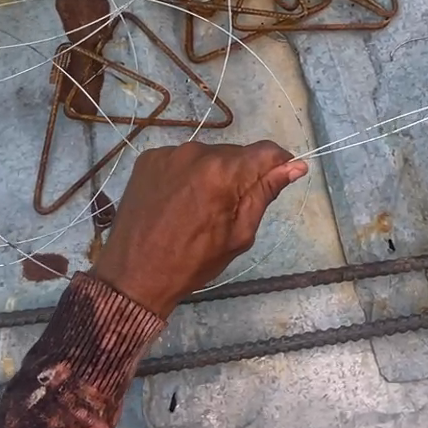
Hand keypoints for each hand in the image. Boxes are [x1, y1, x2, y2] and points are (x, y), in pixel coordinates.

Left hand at [89, 140, 308, 316]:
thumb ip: (265, 193)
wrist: (132, 275)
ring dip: (214, 174)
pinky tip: (179, 201)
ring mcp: (169, 153)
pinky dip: (188, 175)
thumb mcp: (239, 233)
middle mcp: (196, 151)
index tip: (278, 181)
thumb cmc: (192, 261)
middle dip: (243, 175)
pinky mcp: (148, 159)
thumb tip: (295, 166)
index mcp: (223, 171)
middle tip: (232, 209)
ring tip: (201, 208)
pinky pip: (182, 160)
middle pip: (236, 154)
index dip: (279, 164)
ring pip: (208, 156)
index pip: (266, 152)